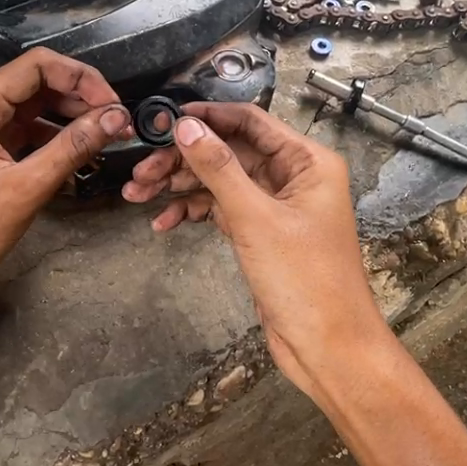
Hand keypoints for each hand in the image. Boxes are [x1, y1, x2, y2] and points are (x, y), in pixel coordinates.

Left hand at [0, 49, 129, 302]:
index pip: (39, 65)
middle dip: (80, 98)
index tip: (115, 104)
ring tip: (106, 138)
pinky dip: (51, 138)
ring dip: (69, 118)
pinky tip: (79, 154)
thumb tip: (117, 117)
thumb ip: (73, 146)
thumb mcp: (27, 188)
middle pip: (37, 83)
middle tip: (118, 123)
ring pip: (32, 108)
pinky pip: (22, 132)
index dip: (82, 78)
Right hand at [122, 103, 389, 400]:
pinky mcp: (260, 232)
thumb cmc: (306, 280)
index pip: (250, 122)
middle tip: (141, 170)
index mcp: (306, 162)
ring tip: (138, 194)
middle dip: (183, 160)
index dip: (207, 116)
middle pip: (228, 151)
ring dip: (180, 187)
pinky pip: (220, 209)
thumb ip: (218, 167)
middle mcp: (292, 177)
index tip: (165, 119)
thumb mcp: (255, 218)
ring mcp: (274, 206)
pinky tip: (164, 223)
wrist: (328, 348)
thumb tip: (185, 126)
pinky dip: (193, 213)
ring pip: (219, 181)